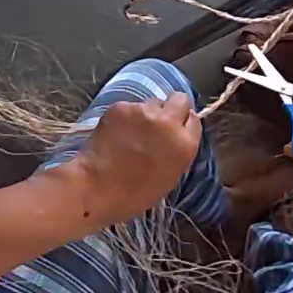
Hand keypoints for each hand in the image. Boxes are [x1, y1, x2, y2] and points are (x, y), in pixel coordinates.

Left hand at [44, 95, 200, 228]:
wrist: (98, 185)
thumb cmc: (135, 192)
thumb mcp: (170, 174)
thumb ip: (177, 150)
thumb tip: (173, 135)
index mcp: (185, 144)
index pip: (194, 120)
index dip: (183, 122)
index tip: (174, 128)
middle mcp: (168, 122)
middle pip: (179, 100)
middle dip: (171, 107)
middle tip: (157, 121)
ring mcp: (143, 111)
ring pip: (151, 102)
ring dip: (145, 112)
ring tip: (131, 130)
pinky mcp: (121, 106)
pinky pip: (129, 106)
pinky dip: (124, 115)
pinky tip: (115, 130)